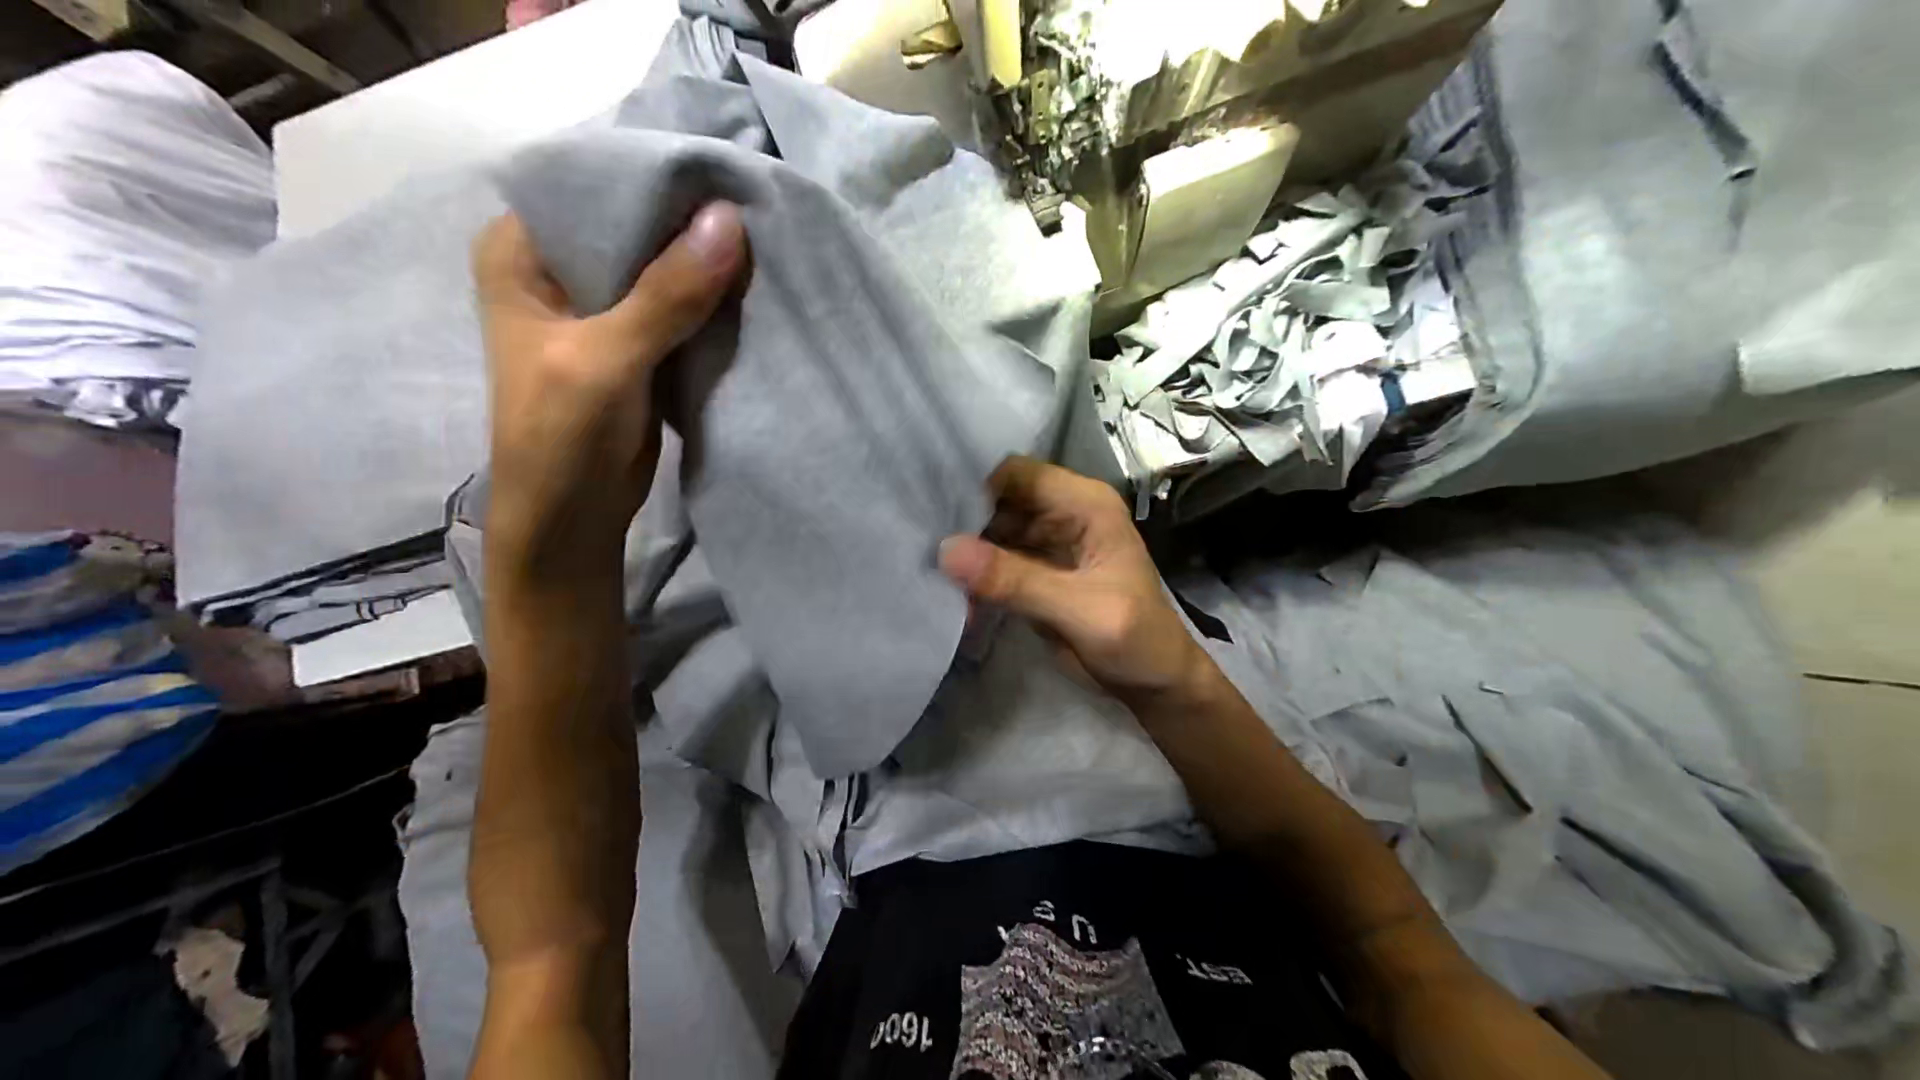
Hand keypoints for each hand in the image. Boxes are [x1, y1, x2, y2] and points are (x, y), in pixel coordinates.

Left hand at [474, 203, 746, 574]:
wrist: (572, 520)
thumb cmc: (560, 438)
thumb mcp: (605, 360)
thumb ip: (665, 294)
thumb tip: (730, 220)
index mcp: (521, 253)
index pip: (594, 191)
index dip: (657, 184)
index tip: (723, 181)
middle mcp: (559, 270)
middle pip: (635, 230)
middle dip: (691, 228)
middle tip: (756, 216)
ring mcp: (603, 310)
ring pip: (665, 270)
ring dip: (708, 268)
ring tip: (764, 249)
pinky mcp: (639, 345)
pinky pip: (681, 309)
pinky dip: (712, 306)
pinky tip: (751, 294)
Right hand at [939, 457, 1213, 702]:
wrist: (1155, 685)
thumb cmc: (1136, 640)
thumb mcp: (1079, 610)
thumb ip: (1016, 580)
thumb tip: (945, 550)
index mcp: (1085, 504)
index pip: (1017, 474)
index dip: (975, 485)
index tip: (929, 508)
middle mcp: (1063, 514)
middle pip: (999, 500)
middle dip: (961, 519)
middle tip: (917, 540)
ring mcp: (1047, 543)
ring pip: (992, 530)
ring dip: (964, 549)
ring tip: (922, 564)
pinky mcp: (1035, 572)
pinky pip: (994, 561)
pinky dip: (974, 574)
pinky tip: (945, 588)